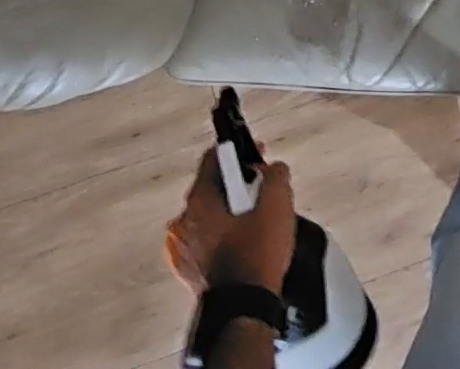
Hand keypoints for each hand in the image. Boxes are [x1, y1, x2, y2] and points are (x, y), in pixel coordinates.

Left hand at [166, 148, 296, 293]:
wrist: (244, 307)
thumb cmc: (255, 258)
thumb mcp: (278, 204)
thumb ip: (276, 175)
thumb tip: (274, 169)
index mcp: (199, 200)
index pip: (214, 158)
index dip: (239, 151)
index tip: (255, 154)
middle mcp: (183, 221)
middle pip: (212, 188)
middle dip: (239, 185)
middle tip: (262, 193)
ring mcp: (182, 248)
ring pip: (209, 216)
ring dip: (230, 213)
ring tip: (256, 223)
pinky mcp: (187, 270)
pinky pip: (205, 241)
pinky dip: (221, 237)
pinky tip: (243, 244)